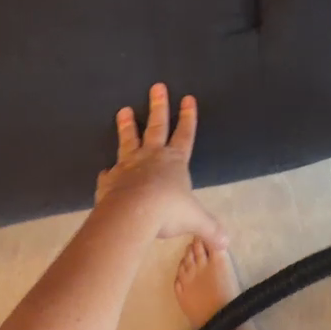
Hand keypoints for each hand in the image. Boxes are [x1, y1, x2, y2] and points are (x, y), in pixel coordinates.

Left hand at [94, 83, 225, 246]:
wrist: (132, 214)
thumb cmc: (167, 210)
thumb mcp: (194, 219)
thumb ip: (209, 228)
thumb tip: (226, 243)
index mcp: (175, 161)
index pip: (185, 134)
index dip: (188, 117)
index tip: (187, 98)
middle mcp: (152, 157)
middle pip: (157, 126)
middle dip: (159, 106)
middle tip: (156, 86)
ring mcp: (129, 166)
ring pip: (129, 140)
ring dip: (127, 126)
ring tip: (123, 110)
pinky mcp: (110, 180)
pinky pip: (109, 174)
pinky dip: (108, 172)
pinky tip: (104, 171)